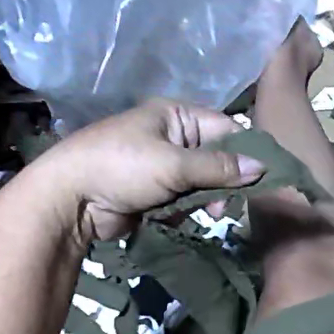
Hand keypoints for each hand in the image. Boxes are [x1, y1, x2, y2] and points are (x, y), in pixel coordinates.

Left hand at [29, 99, 267, 243]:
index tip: (263, 176)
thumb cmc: (122, 167)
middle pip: (215, 158)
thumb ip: (218, 167)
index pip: (225, 127)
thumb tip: (261, 166)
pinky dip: (182, 209)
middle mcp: (170, 137)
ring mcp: (160, 166)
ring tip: (202, 213)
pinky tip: (173, 217)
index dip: (245, 150)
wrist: (70, 198)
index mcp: (175, 116)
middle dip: (221, 182)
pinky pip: (181, 199)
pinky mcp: (152, 192)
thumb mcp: (173, 164)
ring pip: (200, 183)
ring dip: (202, 199)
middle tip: (225, 206)